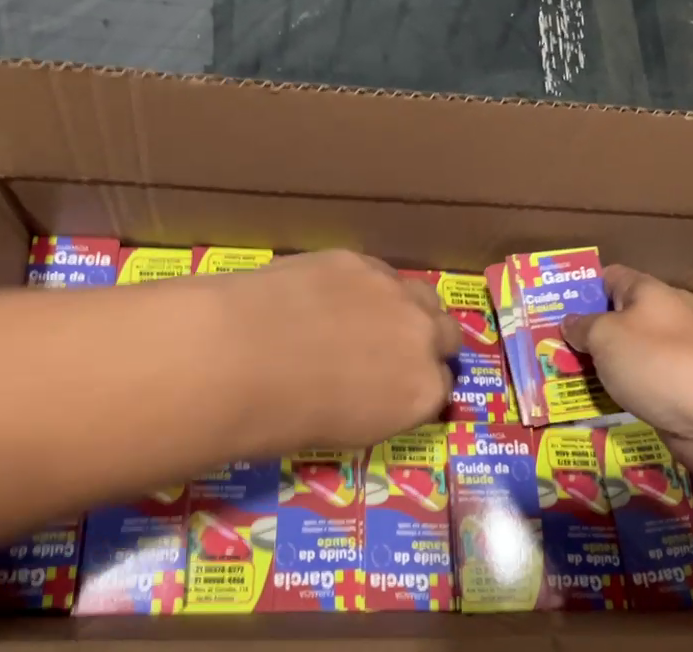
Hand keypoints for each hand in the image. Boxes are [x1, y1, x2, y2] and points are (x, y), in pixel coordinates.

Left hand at [203, 251, 458, 451]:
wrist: (245, 357)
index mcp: (422, 393)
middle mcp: (422, 337)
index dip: (421, 384)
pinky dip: (365, 283)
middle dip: (430, 341)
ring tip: (372, 315)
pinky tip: (331, 293)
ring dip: (407, 306)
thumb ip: (377, 405)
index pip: (443, 387)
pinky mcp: (357, 259)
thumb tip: (367, 391)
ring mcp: (392, 291)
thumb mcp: (346, 432)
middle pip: (447, 333)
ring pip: (422, 294)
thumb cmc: (285, 418)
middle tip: (395, 349)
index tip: (400, 386)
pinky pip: (377, 270)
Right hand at [563, 265, 692, 484]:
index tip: (546, 305)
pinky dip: (614, 399)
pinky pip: (635, 392)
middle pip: (612, 321)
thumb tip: (569, 322)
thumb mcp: (606, 336)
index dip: (578, 288)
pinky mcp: (675, 399)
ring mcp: (670, 362)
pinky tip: (588, 409)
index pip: (607, 277)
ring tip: (552, 381)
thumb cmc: (660, 363)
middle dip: (579, 335)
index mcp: (646, 293)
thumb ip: (582, 327)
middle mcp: (659, 322)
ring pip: (622, 360)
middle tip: (539, 349)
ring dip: (594, 371)